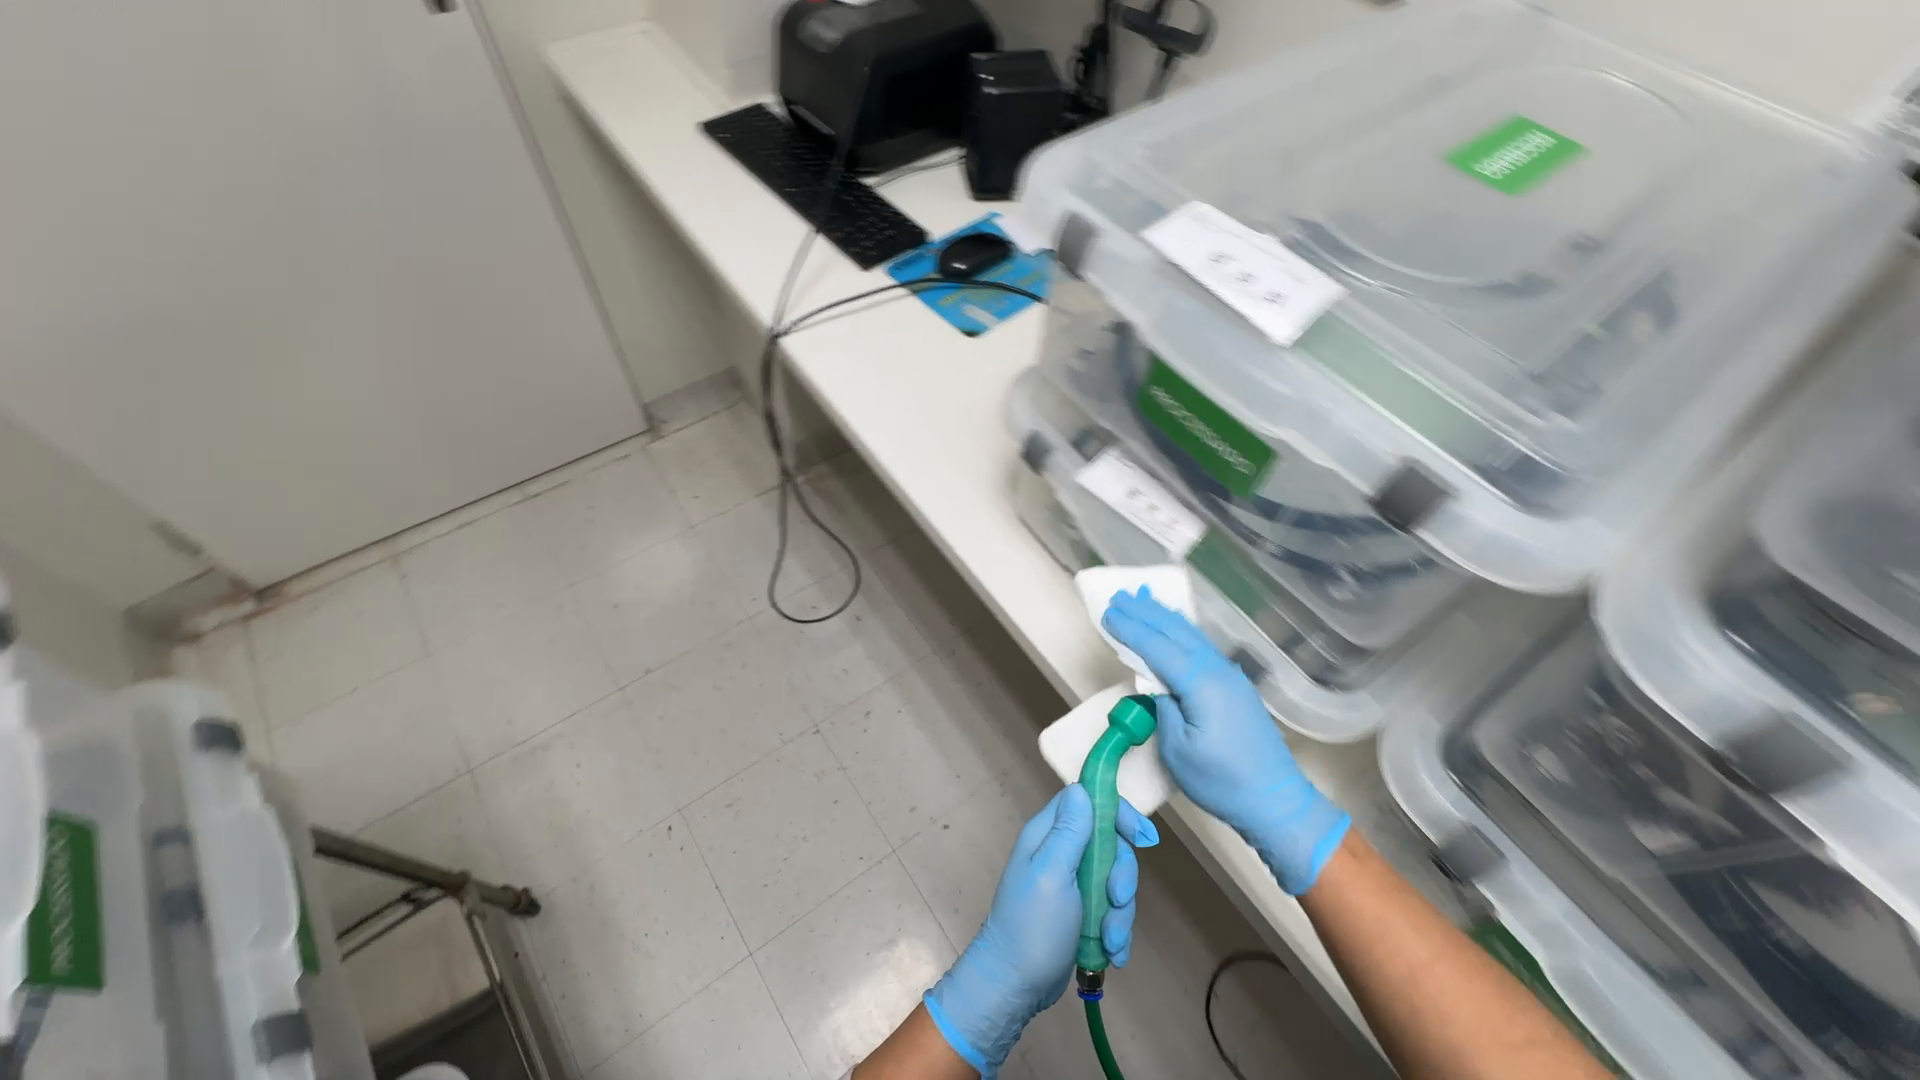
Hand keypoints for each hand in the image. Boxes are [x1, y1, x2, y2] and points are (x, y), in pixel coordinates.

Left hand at [923, 785, 1157, 1075]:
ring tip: (1110, 940)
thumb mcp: (1052, 872)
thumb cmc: (1031, 925)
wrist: (1015, 985)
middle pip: (1110, 844)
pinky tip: (1111, 952)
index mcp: (1048, 835)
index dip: (1118, 814)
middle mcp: (1060, 853)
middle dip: (1121, 876)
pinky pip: (1111, 910)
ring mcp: (1071, 884)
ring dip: (1119, 913)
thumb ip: (1070, 830)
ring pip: (1115, 880)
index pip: (1089, 802)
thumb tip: (1081, 787)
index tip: (1142, 838)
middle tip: (1115, 899)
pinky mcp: (1081, 912)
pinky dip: (1116, 931)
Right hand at [1102, 587, 1348, 894]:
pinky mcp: (1235, 688)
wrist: (1275, 801)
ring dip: (1164, 619)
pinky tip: (1173, 631)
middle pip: (1177, 633)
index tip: (1107, 612)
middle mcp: (1218, 671)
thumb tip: (1158, 687)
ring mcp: (1230, 678)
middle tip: (1120, 596)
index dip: (1131, 629)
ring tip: (1142, 601)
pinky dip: (1180, 634)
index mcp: (1201, 684)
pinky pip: (1201, 649)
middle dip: (1146, 613)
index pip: (1158, 648)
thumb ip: (1163, 709)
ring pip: (1191, 637)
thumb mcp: (1177, 750)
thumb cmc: (1221, 781)